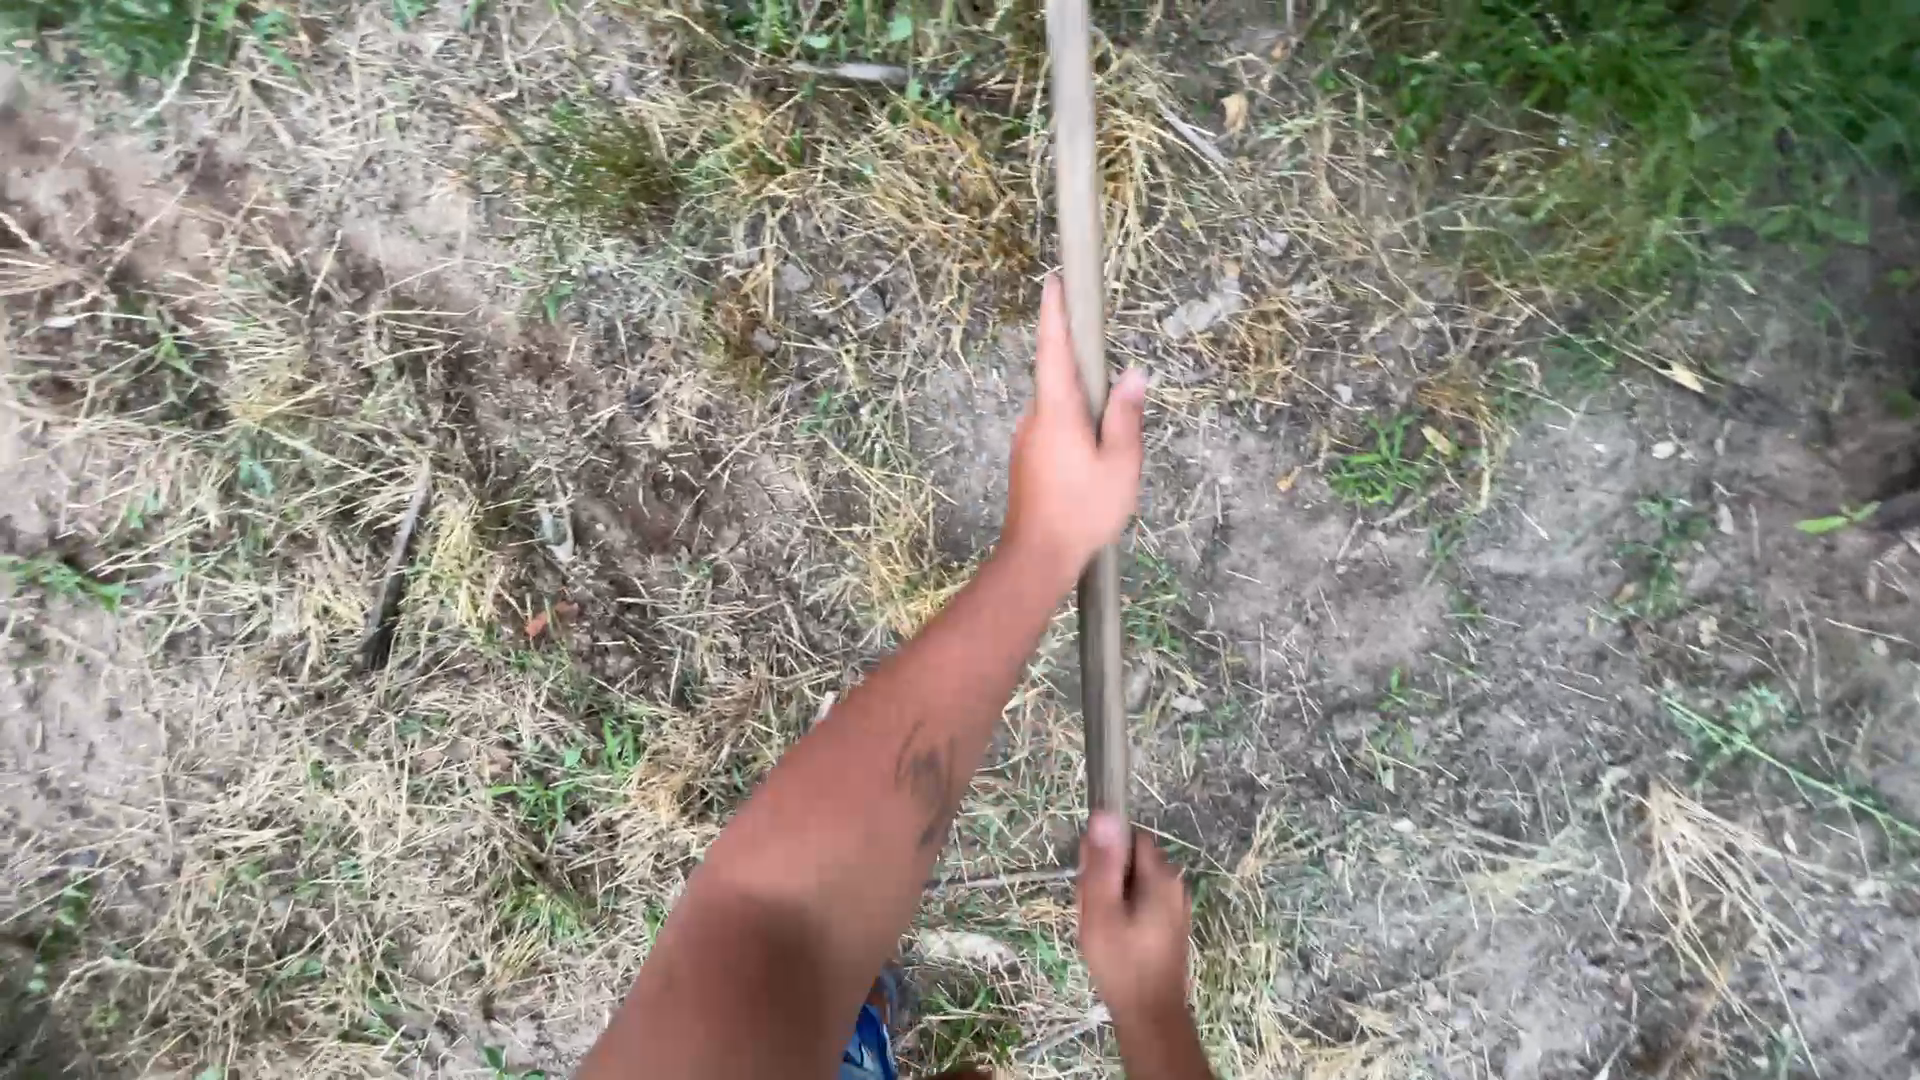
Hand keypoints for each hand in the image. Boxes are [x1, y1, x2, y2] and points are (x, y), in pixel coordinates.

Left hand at [1002, 275, 1148, 585]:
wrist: (1037, 556)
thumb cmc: (1083, 512)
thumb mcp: (1120, 464)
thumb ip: (1126, 417)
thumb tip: (1133, 375)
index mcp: (1057, 412)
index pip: (1055, 350)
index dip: (1055, 314)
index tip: (1053, 283)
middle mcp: (1034, 420)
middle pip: (1060, 381)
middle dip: (1087, 379)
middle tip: (1115, 401)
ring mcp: (1026, 441)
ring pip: (1059, 411)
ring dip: (1084, 415)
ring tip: (1107, 453)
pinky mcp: (1026, 461)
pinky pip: (1053, 433)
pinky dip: (1074, 435)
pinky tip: (1090, 466)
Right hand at [1077, 812, 1191, 1025]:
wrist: (1150, 1017)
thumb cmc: (1122, 962)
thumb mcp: (1101, 910)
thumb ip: (1101, 862)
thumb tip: (1103, 813)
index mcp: (1161, 875)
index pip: (1129, 836)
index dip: (1106, 852)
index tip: (1091, 879)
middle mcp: (1175, 884)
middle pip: (1131, 858)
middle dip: (1108, 875)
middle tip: (1093, 907)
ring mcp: (1176, 905)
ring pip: (1134, 881)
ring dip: (1113, 895)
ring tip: (1101, 924)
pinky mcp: (1171, 924)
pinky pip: (1142, 900)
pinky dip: (1125, 910)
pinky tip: (1114, 935)